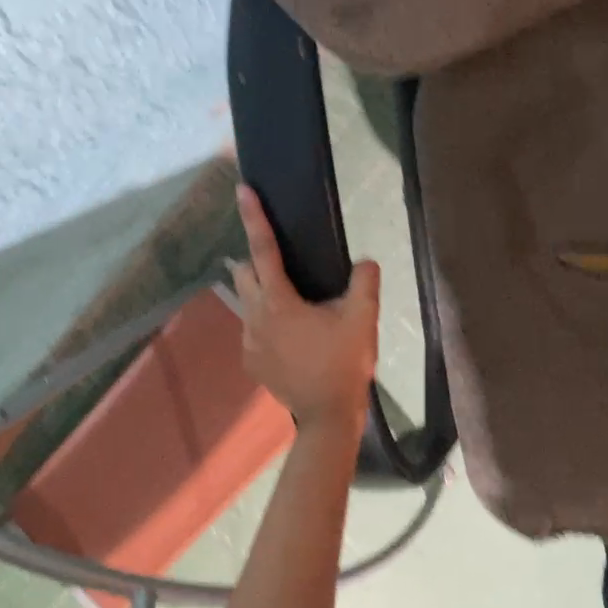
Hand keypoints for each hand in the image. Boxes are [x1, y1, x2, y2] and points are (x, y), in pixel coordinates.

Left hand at [230, 185, 379, 434]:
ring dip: (262, 293)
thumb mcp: (363, 319)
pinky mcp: (251, 362)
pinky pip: (252, 329)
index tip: (242, 189)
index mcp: (279, 301)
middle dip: (255, 260)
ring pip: (246, 302)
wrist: (327, 417)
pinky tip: (293, 336)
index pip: (263, 250)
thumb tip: (365, 262)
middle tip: (284, 263)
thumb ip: (365, 282)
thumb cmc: (344, 364)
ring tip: (294, 304)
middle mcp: (254, 317)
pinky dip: (266, 322)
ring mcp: (249, 342)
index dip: (254, 217)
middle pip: (244, 273)